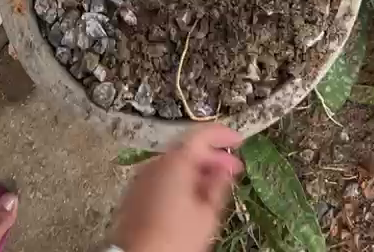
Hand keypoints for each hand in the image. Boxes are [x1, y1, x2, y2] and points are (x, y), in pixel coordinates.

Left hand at [111, 124, 244, 251]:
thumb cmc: (176, 239)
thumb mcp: (207, 214)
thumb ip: (219, 185)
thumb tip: (225, 169)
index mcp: (177, 161)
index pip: (203, 135)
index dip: (223, 135)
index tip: (238, 141)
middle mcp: (158, 162)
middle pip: (189, 149)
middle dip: (213, 157)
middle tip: (232, 170)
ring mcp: (143, 177)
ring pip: (175, 165)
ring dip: (196, 171)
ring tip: (213, 188)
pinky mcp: (134, 193)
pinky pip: (163, 177)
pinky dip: (179, 180)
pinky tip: (190, 199)